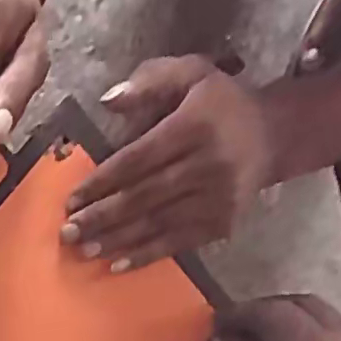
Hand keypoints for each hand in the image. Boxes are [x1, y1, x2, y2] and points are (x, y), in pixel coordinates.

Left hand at [62, 56, 277, 269]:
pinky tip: (116, 265)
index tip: (71, 201)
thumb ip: (151, 80)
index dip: (102, 182)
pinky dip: (144, 256)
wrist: (273, 136)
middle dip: (101, 217)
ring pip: (155, 224)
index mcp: (194, 126)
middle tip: (67, 232)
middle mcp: (207, 164)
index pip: (137, 159)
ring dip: (115, 240)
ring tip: (84, 251)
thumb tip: (107, 101)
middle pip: (142, 196)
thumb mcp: (191, 75)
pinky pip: (176, 243)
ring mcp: (215, 199)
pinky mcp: (220, 224)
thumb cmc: (219, 105)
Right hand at [221, 295, 340, 340]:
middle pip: (297, 303)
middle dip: (265, 310)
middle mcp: (339, 331)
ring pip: (318, 313)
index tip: (217, 323)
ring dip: (288, 319)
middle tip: (237, 328)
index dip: (238, 314)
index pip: (266, 309)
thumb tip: (229, 337)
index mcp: (306, 338)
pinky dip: (308, 331)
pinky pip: (333, 329)